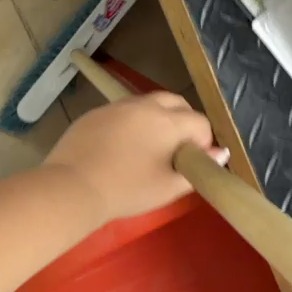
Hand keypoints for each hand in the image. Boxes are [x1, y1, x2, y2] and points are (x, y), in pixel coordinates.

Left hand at [41, 91, 224, 221]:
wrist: (72, 187)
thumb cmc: (126, 190)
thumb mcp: (168, 187)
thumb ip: (197, 168)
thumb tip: (219, 153)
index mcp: (167, 121)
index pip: (198, 121)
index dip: (203, 140)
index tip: (193, 160)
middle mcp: (142, 106)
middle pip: (173, 102)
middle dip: (182, 119)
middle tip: (176, 146)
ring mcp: (114, 107)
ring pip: (144, 103)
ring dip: (155, 117)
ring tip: (149, 145)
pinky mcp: (92, 114)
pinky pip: (119, 111)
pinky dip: (128, 122)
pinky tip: (120, 144)